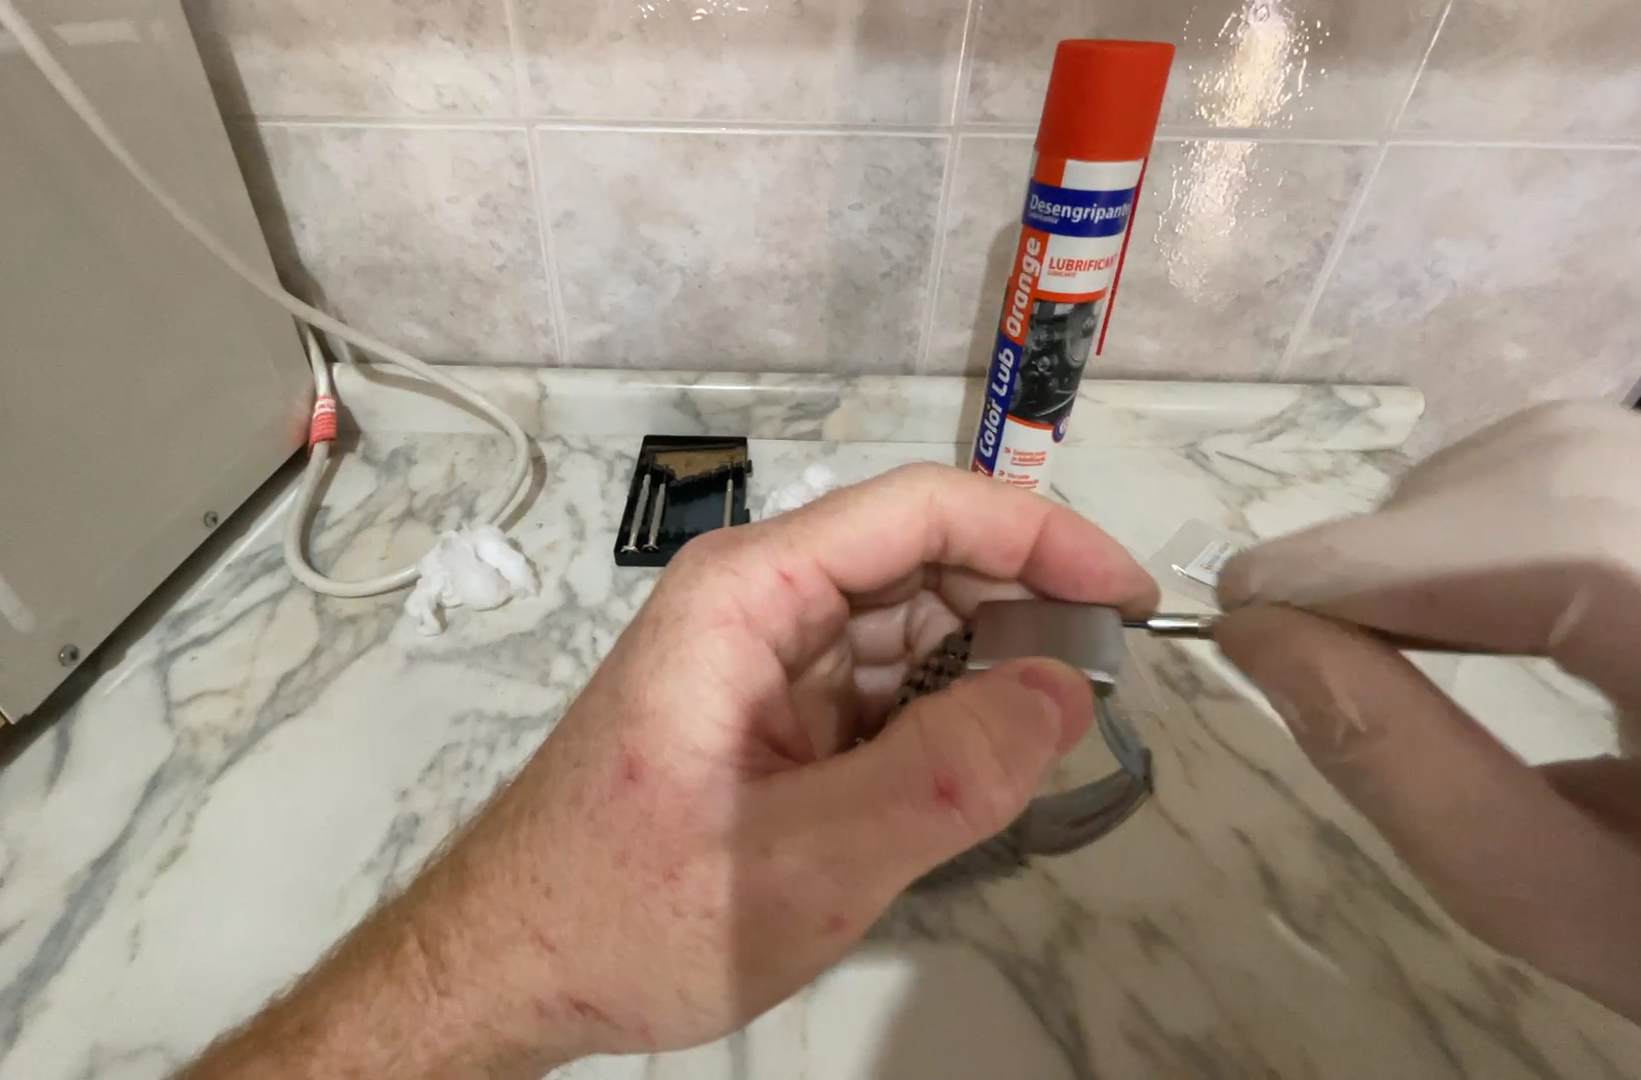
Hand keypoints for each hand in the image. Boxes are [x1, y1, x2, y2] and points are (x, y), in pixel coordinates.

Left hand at [185, 463, 1155, 1079]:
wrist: (515, 956)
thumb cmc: (634, 910)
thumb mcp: (806, 865)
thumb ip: (946, 779)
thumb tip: (1064, 691)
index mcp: (750, 589)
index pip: (919, 509)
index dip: (1037, 534)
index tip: (1125, 597)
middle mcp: (756, 593)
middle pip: (916, 557)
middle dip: (1016, 604)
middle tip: (1097, 684)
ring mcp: (761, 645)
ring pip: (905, 620)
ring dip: (980, 665)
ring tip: (1038, 737)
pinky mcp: (768, 697)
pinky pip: (878, 678)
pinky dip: (937, 710)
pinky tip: (968, 762)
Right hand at [1212, 401, 1640, 1071]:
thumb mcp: (1557, 900)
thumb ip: (1401, 773)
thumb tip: (1254, 634)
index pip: (1587, 561)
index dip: (1383, 563)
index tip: (1245, 606)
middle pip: (1571, 481)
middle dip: (1392, 546)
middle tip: (1307, 626)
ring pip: (1566, 450)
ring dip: (1425, 524)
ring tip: (1393, 619)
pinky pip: (1588, 455)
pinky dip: (1474, 507)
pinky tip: (1468, 586)